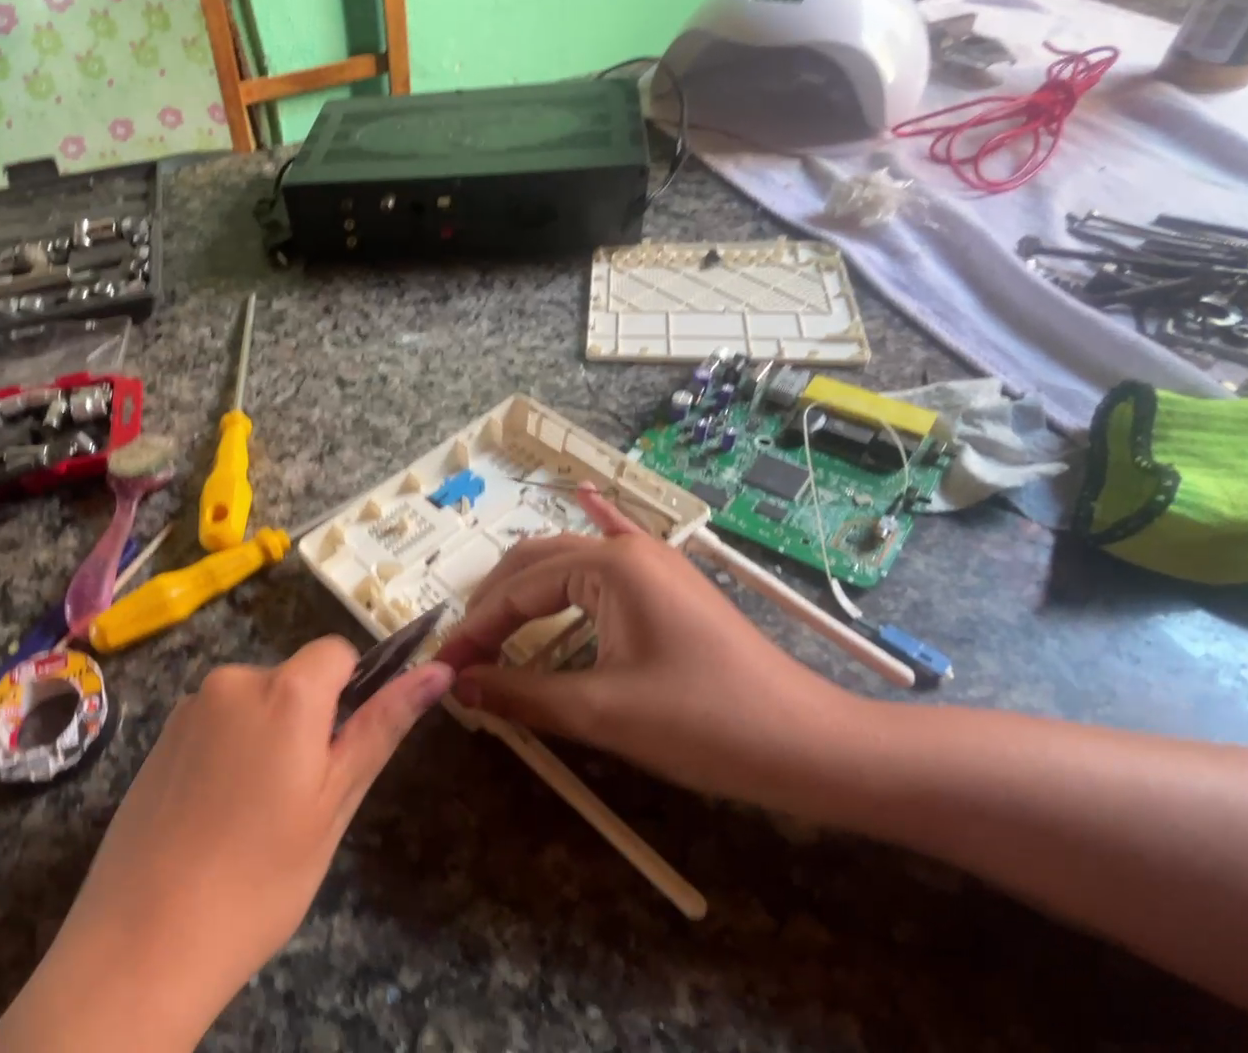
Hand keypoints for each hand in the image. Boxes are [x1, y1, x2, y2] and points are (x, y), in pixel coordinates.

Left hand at [0, 639, 452, 1052]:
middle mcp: (232, 681)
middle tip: (302, 799)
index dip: (353, 692)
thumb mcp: (336, 803)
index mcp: (285, 691)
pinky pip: (214, 724)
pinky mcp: (159, 737)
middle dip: (308, 721)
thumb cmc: (262, 876)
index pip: (337, 652)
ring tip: (255, 817)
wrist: (144, 939)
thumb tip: (437, 671)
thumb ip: (383, 726)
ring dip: (267, 737)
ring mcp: (189, 708)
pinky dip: (228, 752)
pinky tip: (216, 816)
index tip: (343, 750)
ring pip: (253, 704)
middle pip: (293, 679)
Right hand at [433, 486, 860, 810]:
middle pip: (535, 564)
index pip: (517, 590)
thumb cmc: (702, 723)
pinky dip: (586, 544)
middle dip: (492, 606)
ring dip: (524, 590)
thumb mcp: (600, 712)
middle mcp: (630, 551)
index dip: (474, 630)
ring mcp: (655, 565)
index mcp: (609, 567)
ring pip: (567, 563)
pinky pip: (614, 555)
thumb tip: (460, 685)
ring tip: (491, 629)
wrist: (804, 744)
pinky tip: (582, 502)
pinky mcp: (670, 589)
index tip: (442, 666)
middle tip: (462, 655)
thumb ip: (520, 693)